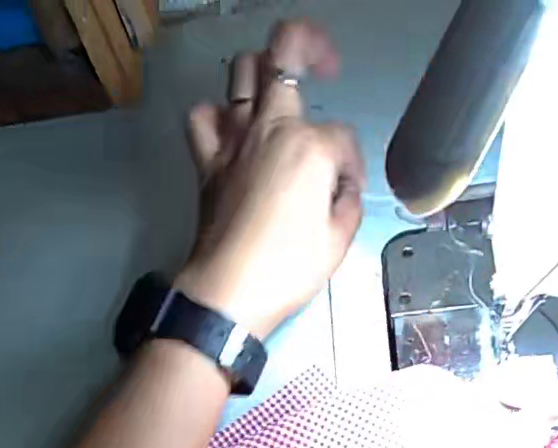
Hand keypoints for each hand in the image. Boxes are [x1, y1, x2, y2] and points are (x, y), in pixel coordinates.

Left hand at [177, 20, 365, 339]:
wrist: (232, 290)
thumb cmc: (290, 270)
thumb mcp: (339, 241)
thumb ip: (348, 202)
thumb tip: (342, 188)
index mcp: (310, 148)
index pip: (343, 139)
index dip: (353, 165)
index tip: (348, 193)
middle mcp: (270, 127)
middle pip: (285, 54)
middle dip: (311, 48)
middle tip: (327, 64)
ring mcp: (234, 138)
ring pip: (242, 70)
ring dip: (263, 70)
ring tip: (278, 90)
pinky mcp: (208, 158)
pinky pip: (204, 115)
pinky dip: (218, 116)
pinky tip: (234, 131)